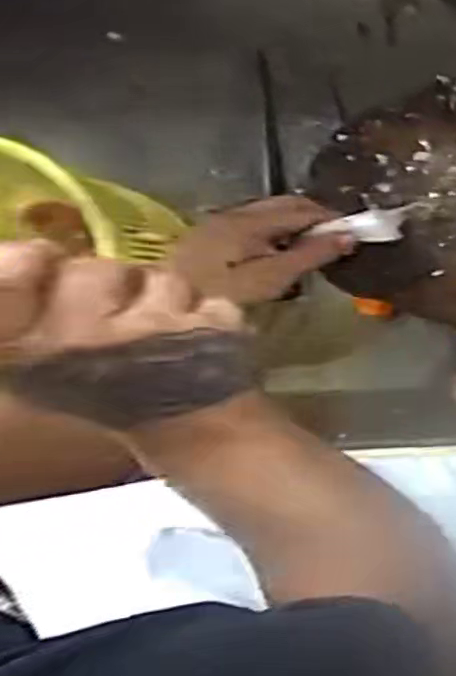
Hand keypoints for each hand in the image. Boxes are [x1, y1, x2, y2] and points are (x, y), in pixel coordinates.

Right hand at [0, 244, 254, 430]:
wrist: (188, 421)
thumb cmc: (108, 393)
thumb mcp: (41, 366)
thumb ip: (28, 316)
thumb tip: (26, 253)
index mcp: (28, 347)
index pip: (10, 275)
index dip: (30, 257)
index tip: (42, 255)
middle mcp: (87, 334)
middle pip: (98, 267)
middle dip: (115, 278)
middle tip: (120, 300)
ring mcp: (158, 328)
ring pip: (162, 277)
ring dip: (167, 293)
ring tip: (163, 321)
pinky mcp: (216, 326)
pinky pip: (211, 298)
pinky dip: (211, 311)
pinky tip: (203, 333)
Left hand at [167, 196, 353, 305]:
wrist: (147, 301)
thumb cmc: (214, 291)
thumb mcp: (271, 277)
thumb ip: (311, 254)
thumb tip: (349, 236)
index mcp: (253, 222)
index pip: (307, 210)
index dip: (336, 219)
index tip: (357, 234)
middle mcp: (236, 214)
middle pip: (288, 204)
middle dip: (318, 216)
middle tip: (338, 238)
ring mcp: (218, 221)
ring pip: (271, 211)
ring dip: (297, 222)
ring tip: (312, 245)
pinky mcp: (208, 233)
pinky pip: (256, 221)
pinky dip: (278, 228)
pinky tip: (280, 248)